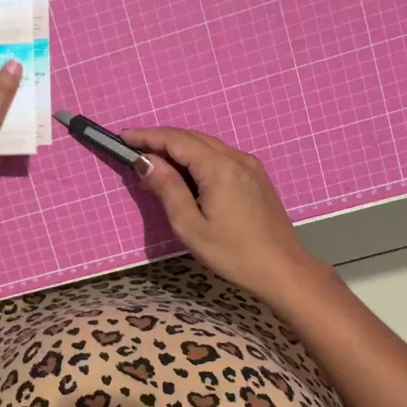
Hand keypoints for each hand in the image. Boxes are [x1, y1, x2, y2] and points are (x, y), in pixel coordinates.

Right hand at [123, 126, 326, 298]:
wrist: (283, 270)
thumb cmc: (232, 253)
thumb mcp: (190, 225)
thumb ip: (167, 188)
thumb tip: (145, 161)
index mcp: (219, 168)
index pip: (176, 140)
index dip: (147, 136)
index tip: (123, 138)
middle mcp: (236, 158)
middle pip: (191, 137)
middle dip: (160, 139)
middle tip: (132, 149)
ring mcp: (249, 165)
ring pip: (206, 144)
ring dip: (177, 147)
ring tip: (152, 160)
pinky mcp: (255, 176)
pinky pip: (219, 155)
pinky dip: (195, 156)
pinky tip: (183, 171)